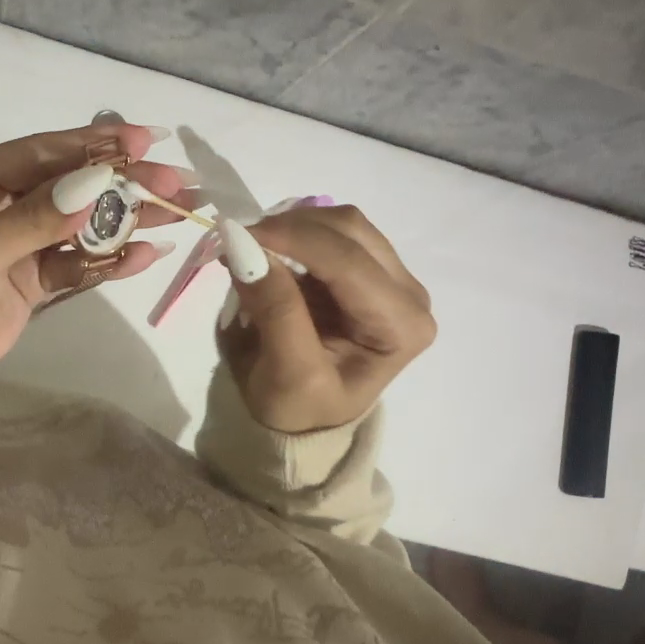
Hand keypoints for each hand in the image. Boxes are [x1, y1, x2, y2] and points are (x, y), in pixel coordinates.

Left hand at [0, 123, 187, 444]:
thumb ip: (33, 220)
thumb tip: (91, 188)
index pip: (43, 153)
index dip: (94, 145)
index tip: (144, 139)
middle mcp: (3, 203)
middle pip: (72, 183)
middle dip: (123, 181)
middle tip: (176, 182)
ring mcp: (24, 241)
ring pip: (84, 222)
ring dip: (128, 218)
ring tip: (179, 214)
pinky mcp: (38, 277)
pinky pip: (81, 261)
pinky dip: (111, 259)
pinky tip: (146, 255)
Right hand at [216, 206, 435, 432]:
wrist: (303, 420)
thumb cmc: (299, 408)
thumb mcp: (287, 374)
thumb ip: (276, 311)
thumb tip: (248, 249)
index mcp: (400, 326)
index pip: (348, 262)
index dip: (293, 238)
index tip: (236, 235)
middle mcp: (408, 295)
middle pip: (350, 230)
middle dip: (290, 227)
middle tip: (238, 242)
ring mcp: (390, 279)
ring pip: (341, 223)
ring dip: (290, 226)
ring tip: (248, 250)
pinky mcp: (366, 271)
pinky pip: (330, 234)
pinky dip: (293, 234)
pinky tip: (265, 254)